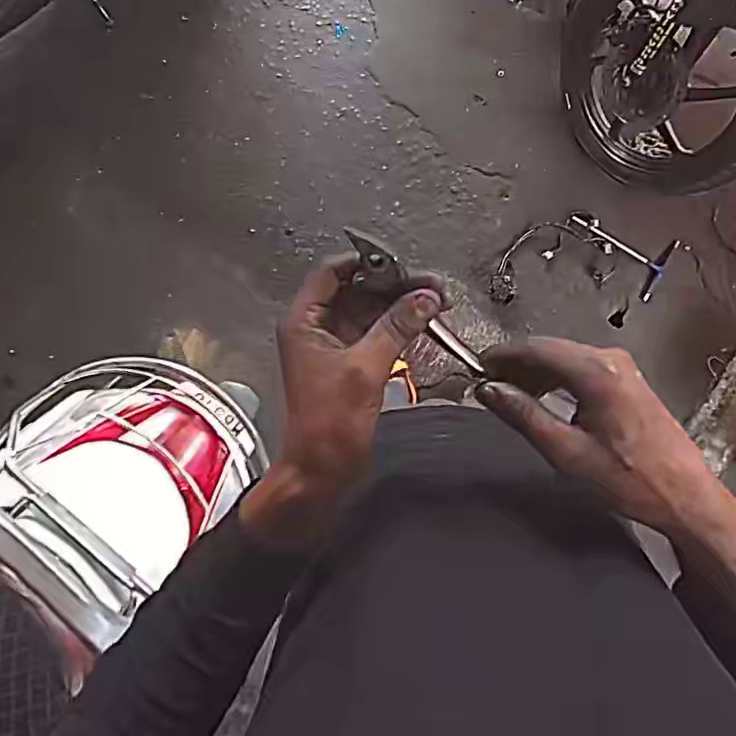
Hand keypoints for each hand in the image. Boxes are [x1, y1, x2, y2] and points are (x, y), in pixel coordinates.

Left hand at [239, 255, 444, 548]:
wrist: (321, 473)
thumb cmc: (326, 427)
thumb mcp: (365, 368)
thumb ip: (397, 327)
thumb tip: (423, 298)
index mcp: (304, 322)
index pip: (332, 273)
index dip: (365, 263)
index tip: (397, 262)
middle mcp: (314, 329)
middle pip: (355, 290)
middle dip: (392, 286)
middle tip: (427, 285)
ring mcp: (331, 346)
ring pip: (367, 311)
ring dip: (398, 306)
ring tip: (431, 300)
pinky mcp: (347, 363)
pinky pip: (373, 333)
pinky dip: (395, 327)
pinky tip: (419, 323)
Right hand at [476, 337, 735, 640]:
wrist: (689, 499)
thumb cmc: (634, 480)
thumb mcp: (567, 452)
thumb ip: (524, 415)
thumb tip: (490, 390)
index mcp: (597, 371)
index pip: (535, 348)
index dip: (502, 356)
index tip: (478, 366)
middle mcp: (611, 359)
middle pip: (549, 349)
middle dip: (516, 365)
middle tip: (489, 384)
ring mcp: (622, 367)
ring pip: (563, 358)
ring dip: (534, 372)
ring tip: (510, 394)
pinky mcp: (627, 380)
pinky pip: (580, 368)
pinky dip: (555, 378)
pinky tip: (542, 397)